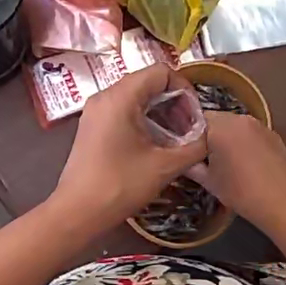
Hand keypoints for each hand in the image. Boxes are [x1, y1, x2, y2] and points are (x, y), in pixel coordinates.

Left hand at [49, 65, 209, 230]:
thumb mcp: (165, 166)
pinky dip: (142, 122)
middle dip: (174, 104)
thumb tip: (208, 136)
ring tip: (176, 141)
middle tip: (189, 131)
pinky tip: (154, 146)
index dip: (185, 89)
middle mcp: (104, 96)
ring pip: (135, 99)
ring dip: (160, 114)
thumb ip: (194, 145)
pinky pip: (122, 112)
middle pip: (147, 83)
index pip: (161, 72)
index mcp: (120, 97)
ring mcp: (94, 112)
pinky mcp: (91, 127)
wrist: (78, 212)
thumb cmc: (120, 185)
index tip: (195, 116)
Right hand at [185, 111, 285, 231]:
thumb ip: (189, 164)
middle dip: (206, 135)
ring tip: (223, 160)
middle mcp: (239, 118)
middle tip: (202, 157)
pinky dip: (241, 141)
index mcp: (220, 127)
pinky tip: (243, 162)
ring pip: (231, 125)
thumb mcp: (208, 181)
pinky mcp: (272, 133)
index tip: (186, 151)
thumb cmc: (240, 193)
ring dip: (224, 137)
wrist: (283, 203)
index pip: (193, 119)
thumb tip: (180, 158)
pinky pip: (248, 132)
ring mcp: (258, 124)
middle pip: (213, 119)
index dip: (186, 135)